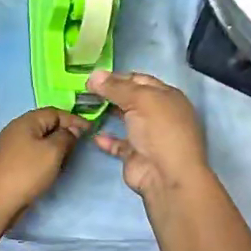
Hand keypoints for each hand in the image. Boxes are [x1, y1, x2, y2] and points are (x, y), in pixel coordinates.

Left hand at [0, 107, 89, 219]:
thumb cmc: (27, 173)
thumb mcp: (53, 151)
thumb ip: (66, 136)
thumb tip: (72, 131)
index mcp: (25, 121)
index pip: (55, 112)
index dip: (74, 120)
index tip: (91, 131)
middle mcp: (16, 130)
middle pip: (46, 125)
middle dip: (65, 133)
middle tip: (79, 147)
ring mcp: (11, 147)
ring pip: (39, 141)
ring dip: (55, 147)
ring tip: (67, 159)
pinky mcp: (10, 163)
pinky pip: (32, 154)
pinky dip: (45, 158)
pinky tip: (51, 169)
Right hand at [86, 70, 210, 198]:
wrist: (166, 175)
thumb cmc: (159, 130)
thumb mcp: (140, 100)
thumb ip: (116, 87)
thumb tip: (93, 75)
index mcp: (166, 96)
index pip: (140, 80)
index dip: (118, 77)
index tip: (94, 77)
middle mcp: (158, 114)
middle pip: (131, 99)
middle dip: (110, 94)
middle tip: (85, 91)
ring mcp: (146, 136)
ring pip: (124, 120)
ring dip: (107, 114)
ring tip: (84, 108)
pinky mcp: (135, 155)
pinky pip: (118, 144)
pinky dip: (106, 139)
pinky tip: (93, 134)